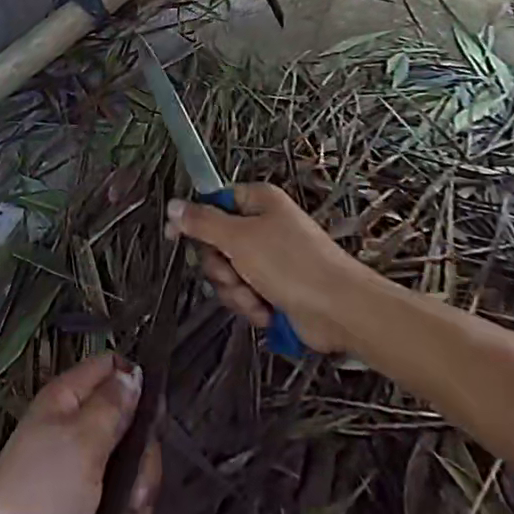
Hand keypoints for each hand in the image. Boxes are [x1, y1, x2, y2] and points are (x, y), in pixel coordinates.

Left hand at [0, 353, 161, 513]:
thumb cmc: (36, 493)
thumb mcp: (79, 440)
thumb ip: (111, 405)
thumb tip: (133, 373)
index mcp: (68, 400)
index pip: (108, 368)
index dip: (135, 381)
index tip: (154, 408)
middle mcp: (79, 431)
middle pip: (132, 426)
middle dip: (143, 455)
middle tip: (133, 477)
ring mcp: (87, 472)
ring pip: (135, 470)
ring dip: (140, 491)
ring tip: (125, 511)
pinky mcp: (94, 508)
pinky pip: (129, 504)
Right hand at [164, 183, 366, 354]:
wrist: (340, 311)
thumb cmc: (295, 266)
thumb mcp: (239, 238)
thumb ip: (202, 222)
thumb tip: (174, 206)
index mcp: (259, 202)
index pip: (214, 202)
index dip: (195, 220)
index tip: (177, 235)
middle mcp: (263, 226)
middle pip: (216, 243)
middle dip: (221, 267)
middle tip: (234, 273)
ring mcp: (270, 259)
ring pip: (228, 273)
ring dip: (236, 291)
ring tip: (255, 296)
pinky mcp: (275, 288)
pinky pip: (244, 294)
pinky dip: (250, 305)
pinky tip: (266, 310)